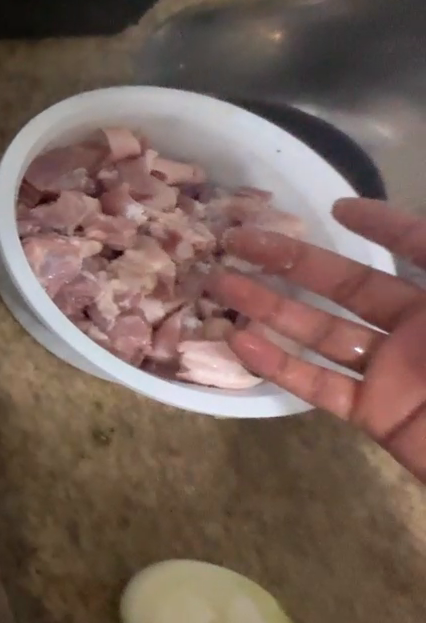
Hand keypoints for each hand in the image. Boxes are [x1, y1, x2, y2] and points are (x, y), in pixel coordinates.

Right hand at [211, 197, 425, 481]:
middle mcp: (424, 333)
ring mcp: (397, 374)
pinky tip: (239, 343)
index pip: (421, 254)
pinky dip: (276, 366)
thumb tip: (392, 222)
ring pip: (320, 332)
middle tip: (235, 241)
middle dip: (291, 261)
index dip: (386, 229)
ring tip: (218, 285)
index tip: (337, 209)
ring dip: (267, 307)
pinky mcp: (378, 413)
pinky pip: (319, 386)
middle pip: (349, 288)